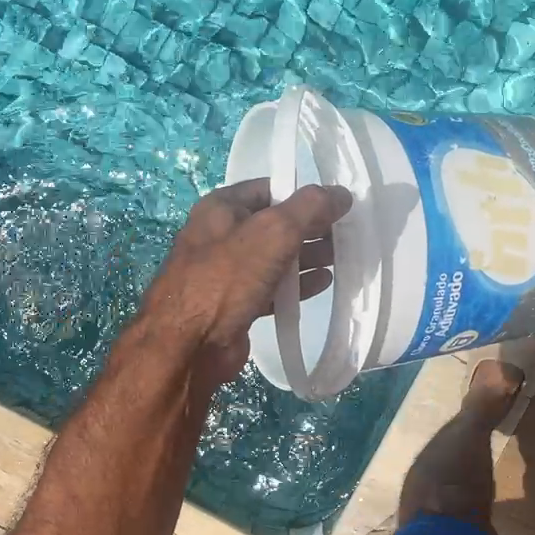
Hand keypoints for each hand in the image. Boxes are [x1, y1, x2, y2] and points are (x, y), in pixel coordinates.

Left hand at [142, 179, 351, 386]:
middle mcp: (222, 235)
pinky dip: (296, 285)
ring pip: (276, 258)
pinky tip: (323, 284)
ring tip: (341, 258)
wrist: (188, 345)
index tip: (337, 205)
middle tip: (346, 234)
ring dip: (308, 257)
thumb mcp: (274, 232)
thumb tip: (342, 194)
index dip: (303, 194)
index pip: (269, 189)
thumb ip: (310, 208)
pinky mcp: (236, 304)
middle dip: (311, 228)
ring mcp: (228, 272)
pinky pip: (273, 288)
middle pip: (275, 224)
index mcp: (221, 208)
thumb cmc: (227, 277)